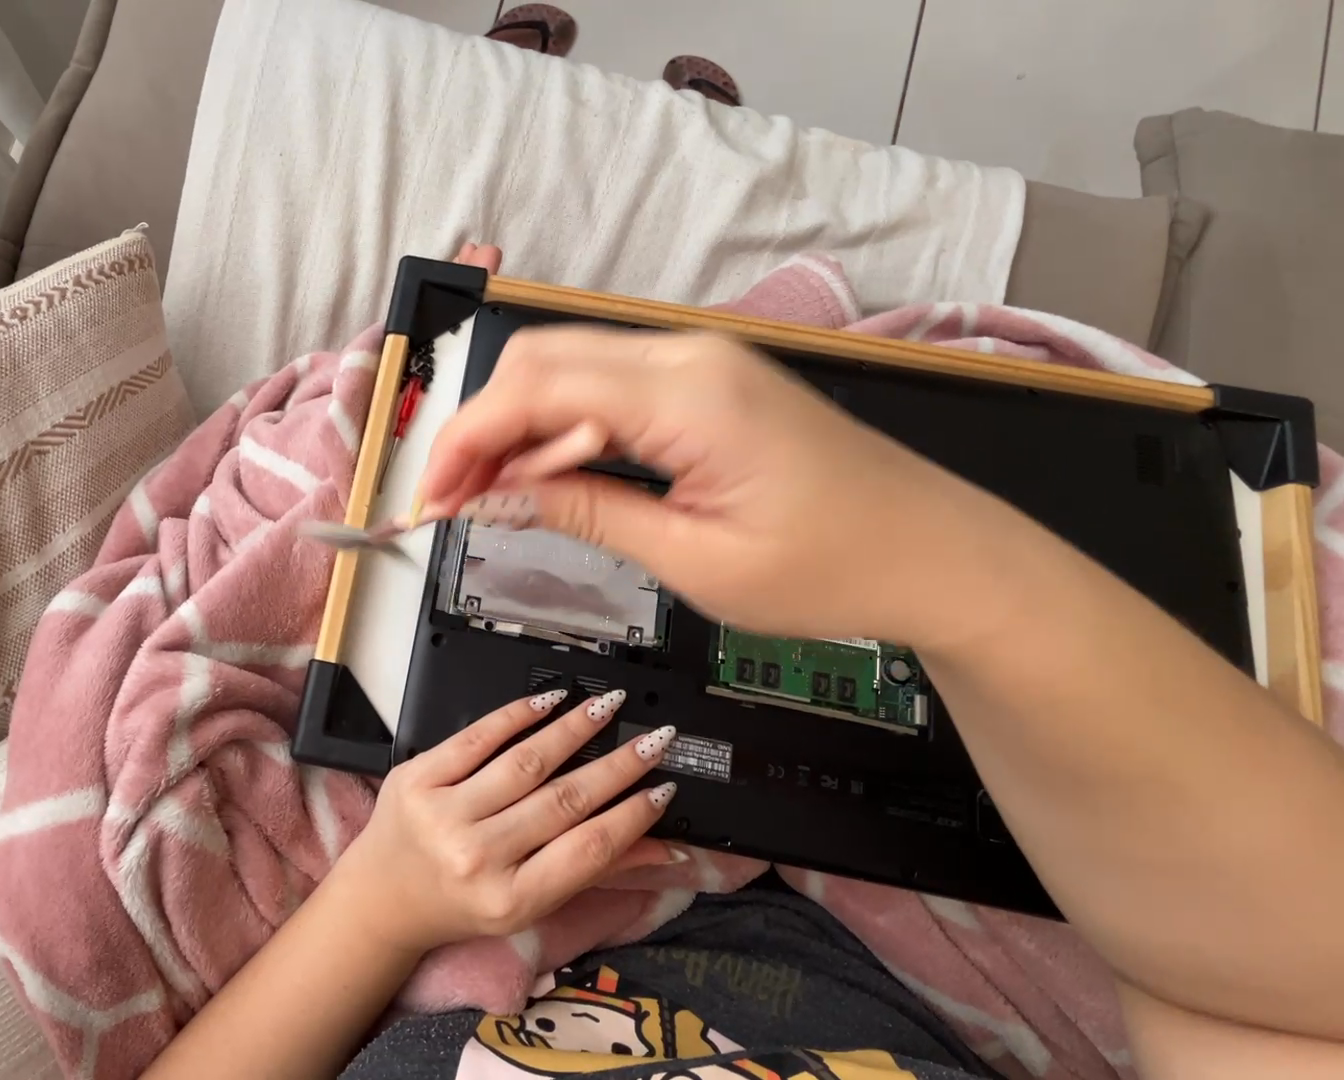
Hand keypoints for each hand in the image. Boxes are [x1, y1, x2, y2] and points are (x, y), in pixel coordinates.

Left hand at [330, 690, 680, 954]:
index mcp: (509, 900)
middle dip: (617, 765)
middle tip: (653, 738)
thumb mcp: (527, 905)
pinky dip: (516, 714)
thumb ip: (591, 871)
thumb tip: (665, 846)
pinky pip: (476, 737)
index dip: (632, 817)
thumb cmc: (459, 904)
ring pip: (524, 763)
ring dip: (573, 730)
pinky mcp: (417, 776)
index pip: (586, 851)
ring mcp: (442, 813)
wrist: (382, 896)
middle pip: (562, 801)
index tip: (663, 787)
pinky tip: (550, 700)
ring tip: (607, 707)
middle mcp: (476, 857)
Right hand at [416, 326, 1006, 648]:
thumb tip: (493, 494)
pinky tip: (546, 474)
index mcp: (687, 394)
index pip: (536, 390)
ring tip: (487, 495)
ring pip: (565, 369)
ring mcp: (697, 361)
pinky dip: (559, 427)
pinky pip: (605, 387)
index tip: (429, 498)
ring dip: (514, 427)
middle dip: (479, 427)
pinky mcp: (703, 382)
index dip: (467, 440)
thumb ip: (581, 510)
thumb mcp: (690, 559)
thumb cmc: (830, 569)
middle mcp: (687, 354)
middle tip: (450, 500)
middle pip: (539, 361)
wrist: (940, 554)